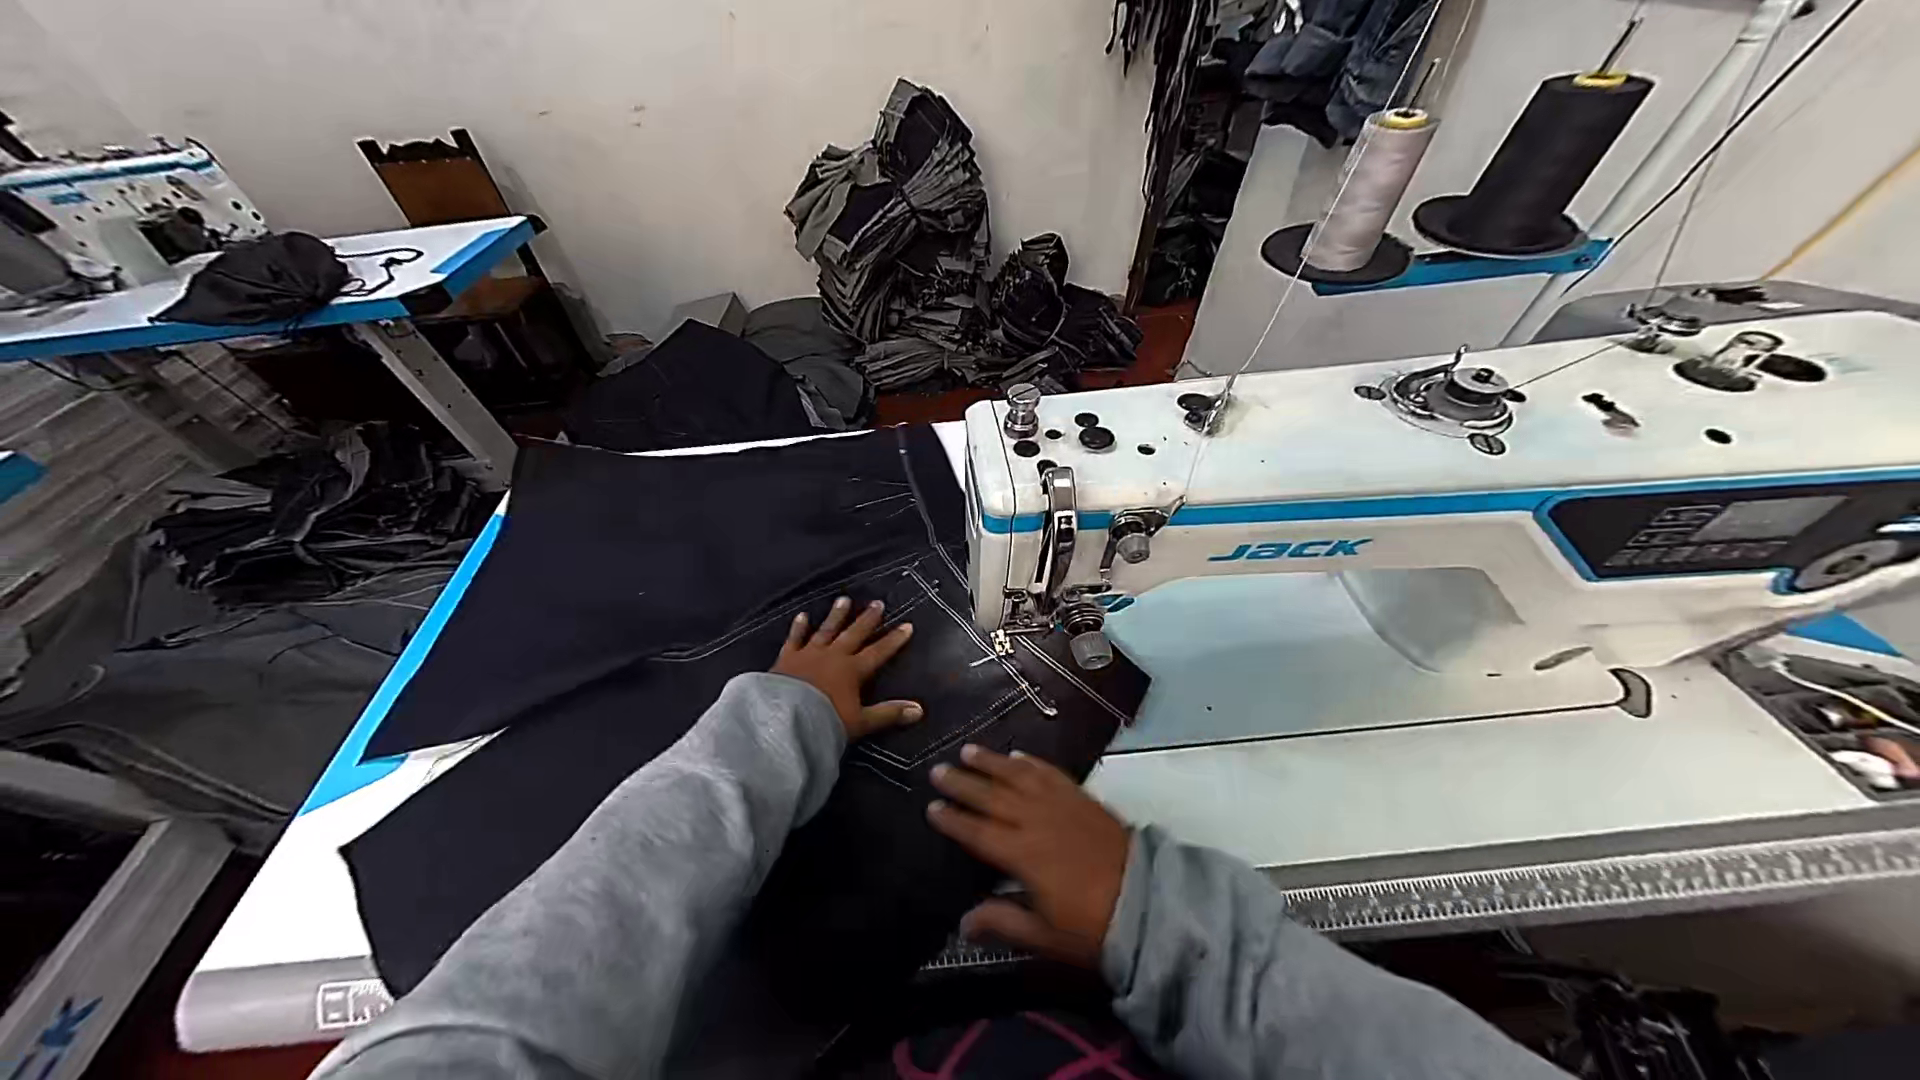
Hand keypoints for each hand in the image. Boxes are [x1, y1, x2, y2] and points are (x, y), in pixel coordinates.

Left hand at [772, 596, 922, 739]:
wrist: (784, 719)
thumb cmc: (824, 721)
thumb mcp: (861, 721)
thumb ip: (888, 713)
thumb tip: (919, 710)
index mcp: (852, 670)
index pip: (879, 652)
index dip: (894, 640)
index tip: (907, 625)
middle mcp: (833, 656)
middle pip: (854, 634)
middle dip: (867, 619)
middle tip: (877, 603)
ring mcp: (809, 654)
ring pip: (826, 630)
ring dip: (836, 615)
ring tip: (844, 600)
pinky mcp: (786, 658)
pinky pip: (795, 638)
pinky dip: (798, 627)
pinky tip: (801, 616)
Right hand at [927, 745, 1129, 968]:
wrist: (1149, 901)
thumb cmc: (1093, 925)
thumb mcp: (1046, 935)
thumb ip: (1003, 922)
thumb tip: (963, 923)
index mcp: (1023, 854)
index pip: (978, 832)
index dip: (953, 820)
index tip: (931, 807)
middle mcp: (1036, 821)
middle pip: (992, 797)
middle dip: (963, 783)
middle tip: (938, 769)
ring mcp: (1060, 804)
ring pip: (1018, 776)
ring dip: (991, 762)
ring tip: (969, 750)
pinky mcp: (1081, 797)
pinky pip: (1049, 772)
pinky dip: (1031, 762)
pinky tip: (1018, 756)